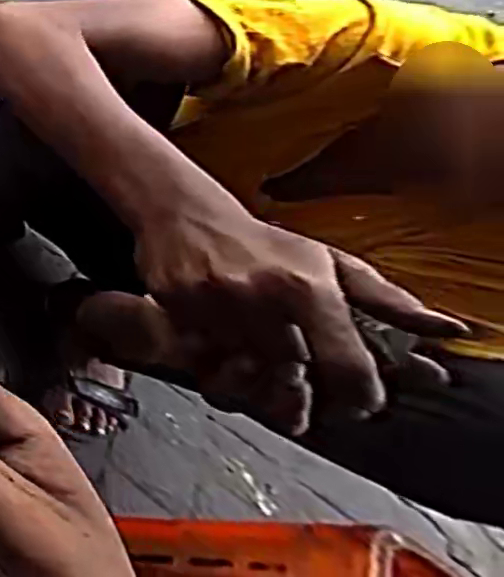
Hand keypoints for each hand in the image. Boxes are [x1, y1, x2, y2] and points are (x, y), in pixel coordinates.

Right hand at [133, 195, 466, 429]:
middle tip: (307, 411)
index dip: (357, 398)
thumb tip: (448, 329)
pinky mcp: (172, 300)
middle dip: (301, 398)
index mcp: (306, 287)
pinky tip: (221, 364)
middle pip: (289, 372)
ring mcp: (209, 298)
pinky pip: (196, 348)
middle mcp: (257, 295)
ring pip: (238, 365)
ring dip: (254, 385)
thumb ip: (385, 298)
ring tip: (265, 394)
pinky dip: (211, 362)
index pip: (345, 366)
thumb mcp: (325, 260)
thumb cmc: (256, 240)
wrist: (179, 210)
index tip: (356, 406)